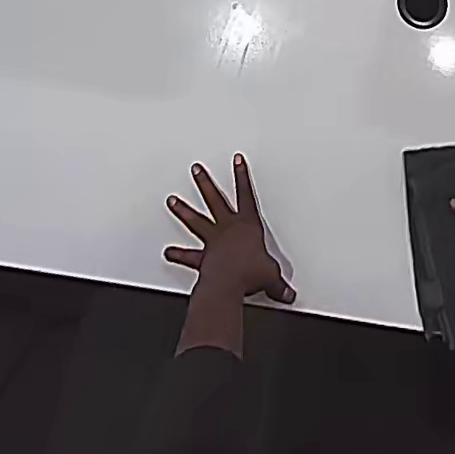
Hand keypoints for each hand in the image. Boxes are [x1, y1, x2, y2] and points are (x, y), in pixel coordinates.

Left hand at [165, 154, 294, 303]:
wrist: (227, 287)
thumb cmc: (249, 274)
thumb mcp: (270, 276)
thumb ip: (277, 283)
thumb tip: (287, 293)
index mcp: (248, 224)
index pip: (246, 194)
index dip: (242, 175)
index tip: (237, 160)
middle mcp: (228, 228)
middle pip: (215, 199)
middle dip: (205, 183)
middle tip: (196, 169)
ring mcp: (212, 242)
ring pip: (196, 220)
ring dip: (183, 210)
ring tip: (172, 200)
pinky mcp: (201, 259)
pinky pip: (188, 255)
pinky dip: (177, 254)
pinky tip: (167, 251)